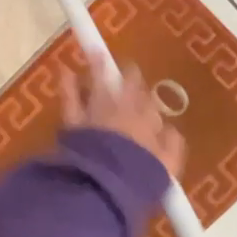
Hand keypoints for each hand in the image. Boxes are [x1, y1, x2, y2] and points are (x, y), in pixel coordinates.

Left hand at [59, 61, 185, 178]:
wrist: (104, 184)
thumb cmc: (139, 178)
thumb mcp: (167, 167)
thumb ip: (172, 146)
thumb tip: (171, 131)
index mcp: (148, 123)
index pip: (150, 106)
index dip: (147, 103)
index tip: (146, 103)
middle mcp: (123, 111)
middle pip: (129, 89)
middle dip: (130, 78)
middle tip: (130, 70)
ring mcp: (97, 113)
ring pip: (100, 85)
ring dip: (99, 67)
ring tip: (96, 52)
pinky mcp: (74, 121)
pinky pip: (70, 97)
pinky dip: (67, 84)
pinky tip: (64, 71)